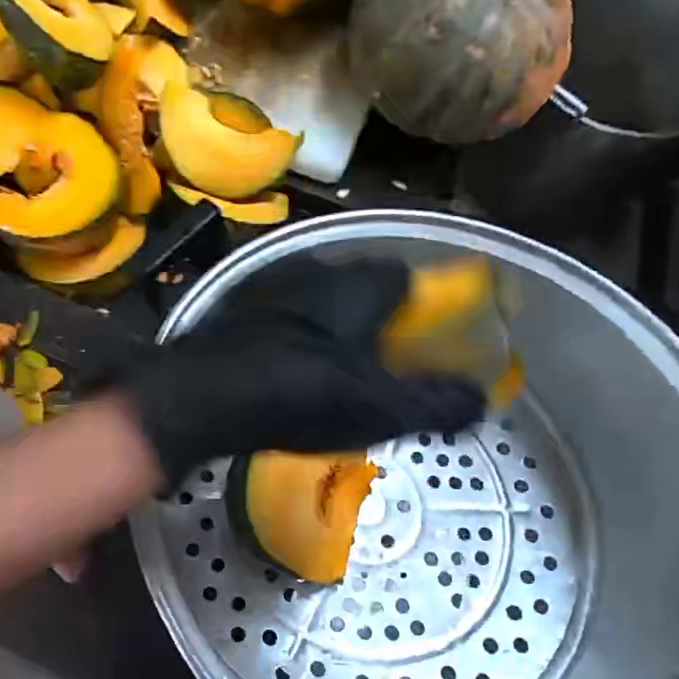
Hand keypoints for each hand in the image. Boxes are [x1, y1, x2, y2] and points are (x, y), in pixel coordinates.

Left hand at [126, 258, 486, 486]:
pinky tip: (282, 367)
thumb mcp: (377, 409)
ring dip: (328, 325)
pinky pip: (277, 314)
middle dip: (373, 318)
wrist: (200, 398)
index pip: (406, 279)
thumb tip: (478, 400)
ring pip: (315, 297)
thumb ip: (433, 403)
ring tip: (329, 368)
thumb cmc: (298, 396)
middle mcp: (315, 270)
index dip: (420, 309)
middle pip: (360, 286)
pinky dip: (289, 334)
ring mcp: (267, 285)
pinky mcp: (233, 307)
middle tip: (375, 361)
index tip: (420, 342)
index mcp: (359, 285)